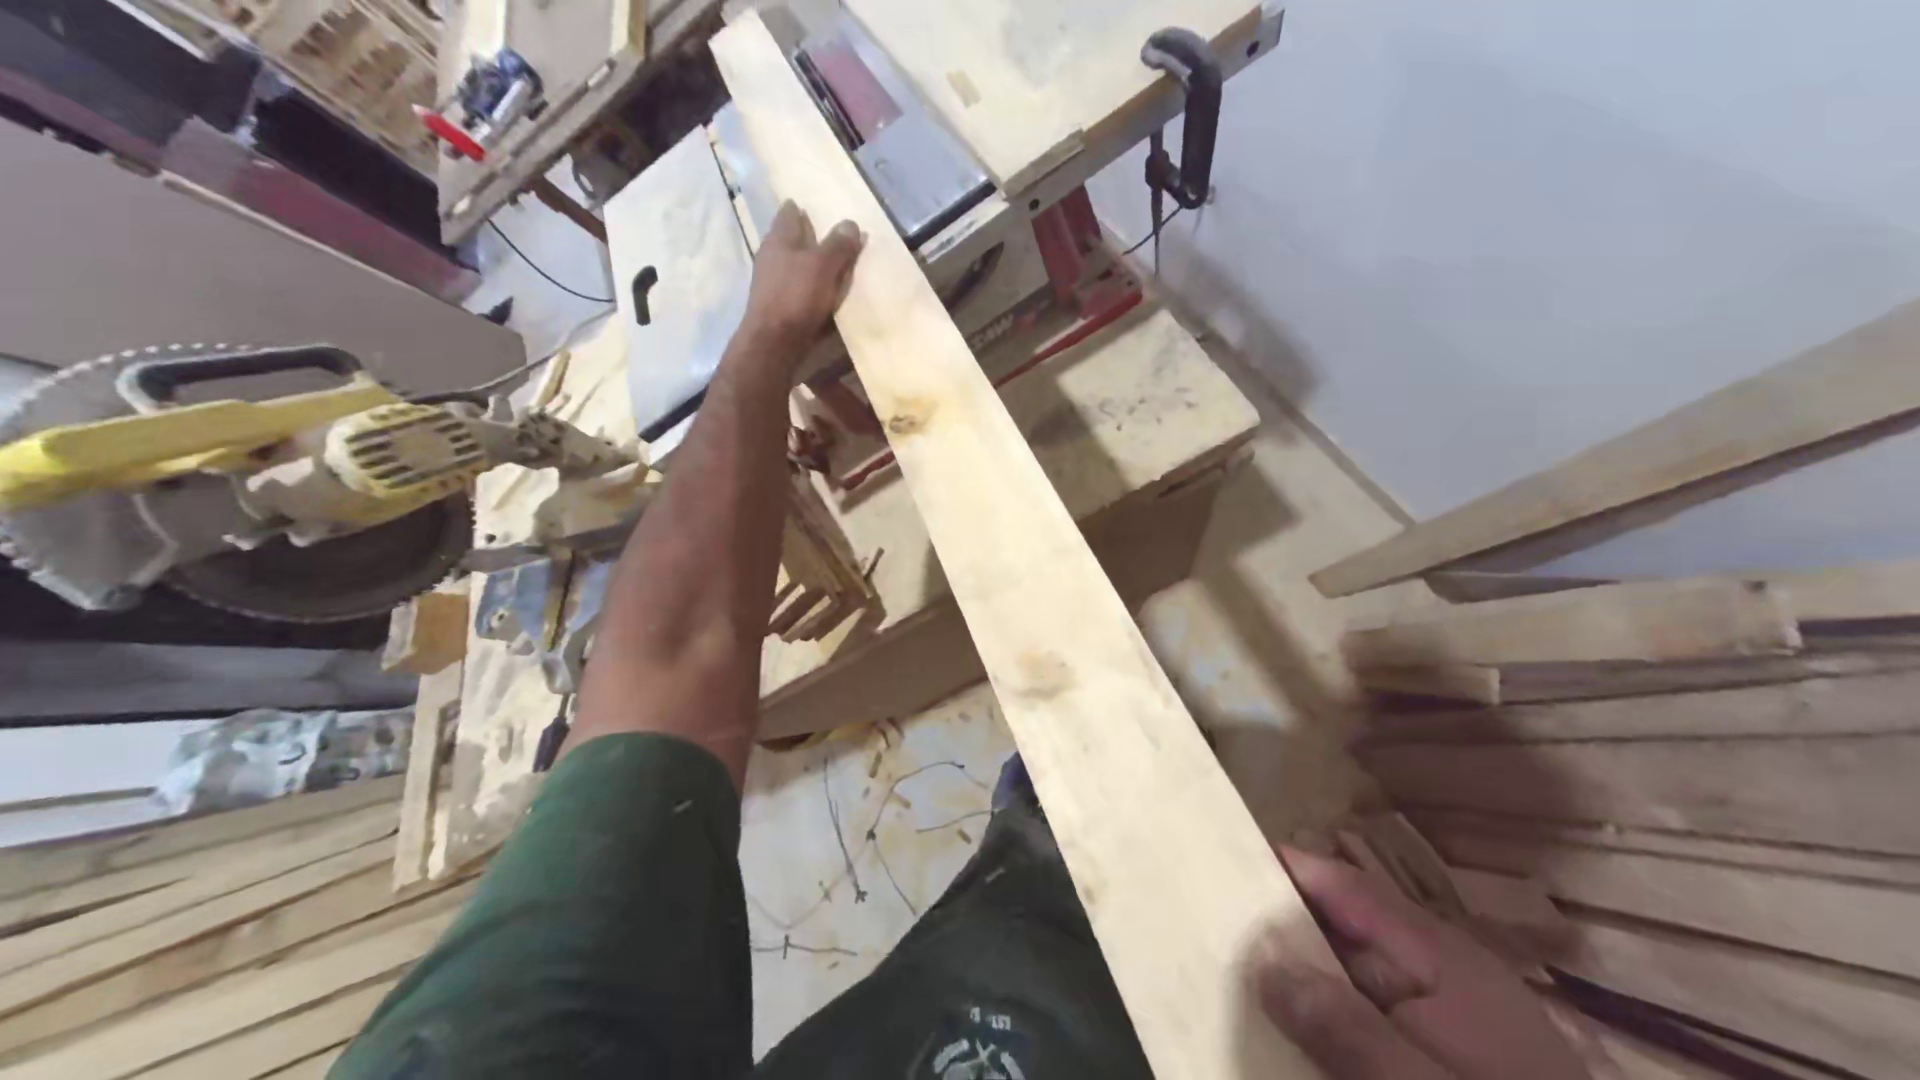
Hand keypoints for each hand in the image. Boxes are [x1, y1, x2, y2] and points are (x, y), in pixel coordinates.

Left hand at [741, 201, 863, 349]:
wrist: (774, 343)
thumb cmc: (796, 297)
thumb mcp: (823, 266)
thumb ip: (838, 245)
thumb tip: (851, 223)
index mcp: (779, 239)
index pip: (788, 214)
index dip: (799, 209)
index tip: (812, 207)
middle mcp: (771, 257)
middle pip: (789, 239)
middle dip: (805, 236)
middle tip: (827, 233)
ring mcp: (771, 283)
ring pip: (792, 264)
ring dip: (808, 263)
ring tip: (830, 264)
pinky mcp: (777, 307)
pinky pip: (797, 288)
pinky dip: (809, 285)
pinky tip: (822, 292)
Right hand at [1254, 847, 1589, 1079]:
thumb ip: (1345, 1027)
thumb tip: (1261, 962)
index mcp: (1440, 957)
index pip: (1346, 887)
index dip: (1286, 865)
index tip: (1223, 852)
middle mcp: (1439, 969)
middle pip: (1343, 922)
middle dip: (1280, 919)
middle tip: (1213, 915)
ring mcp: (1446, 1012)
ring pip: (1352, 969)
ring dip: (1300, 969)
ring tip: (1236, 967)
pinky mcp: (1445, 1047)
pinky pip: (1369, 1010)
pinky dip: (1328, 1010)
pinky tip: (1293, 1027)